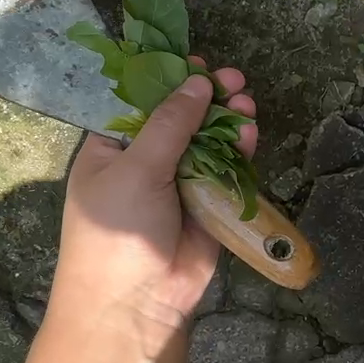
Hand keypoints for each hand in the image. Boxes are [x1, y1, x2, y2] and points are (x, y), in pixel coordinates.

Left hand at [46, 60, 258, 344]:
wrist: (137, 300)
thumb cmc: (117, 229)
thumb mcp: (135, 168)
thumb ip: (170, 124)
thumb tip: (199, 82)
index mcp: (113, 149)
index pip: (141, 103)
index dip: (168, 81)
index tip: (195, 62)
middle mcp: (147, 162)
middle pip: (182, 119)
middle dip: (207, 98)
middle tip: (235, 78)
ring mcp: (181, 183)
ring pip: (210, 142)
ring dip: (228, 121)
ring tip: (248, 101)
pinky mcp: (210, 203)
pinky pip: (228, 170)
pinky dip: (240, 151)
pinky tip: (250, 134)